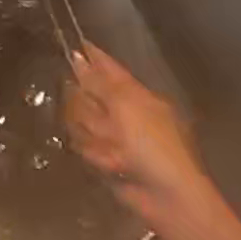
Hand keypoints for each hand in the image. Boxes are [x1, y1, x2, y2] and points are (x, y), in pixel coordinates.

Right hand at [67, 44, 217, 234]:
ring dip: (94, 133)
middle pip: (86, 92)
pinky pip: (82, 144)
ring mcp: (113, 135)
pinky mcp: (104, 157)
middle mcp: (123, 111)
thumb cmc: (154, 146)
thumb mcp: (126, 106)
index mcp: (136, 95)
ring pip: (80, 119)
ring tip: (113, 150)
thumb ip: (97, 81)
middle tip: (101, 121)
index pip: (108, 67)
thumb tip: (76, 56)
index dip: (91, 55)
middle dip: (87, 106)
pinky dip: (95, 153)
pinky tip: (111, 164)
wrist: (169, 198)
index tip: (71, 41)